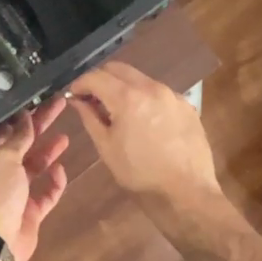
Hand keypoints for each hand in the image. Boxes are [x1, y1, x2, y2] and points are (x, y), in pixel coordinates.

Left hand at [0, 97, 70, 260]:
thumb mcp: (4, 159)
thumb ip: (19, 138)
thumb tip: (25, 117)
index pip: (3, 132)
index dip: (20, 117)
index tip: (38, 102)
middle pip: (22, 146)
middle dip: (40, 128)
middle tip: (58, 108)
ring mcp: (14, 194)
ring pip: (34, 168)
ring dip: (48, 153)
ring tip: (65, 137)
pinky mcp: (29, 212)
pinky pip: (44, 193)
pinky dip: (53, 183)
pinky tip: (60, 170)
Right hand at [68, 63, 220, 206]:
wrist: (187, 191)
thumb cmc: (140, 173)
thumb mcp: (107, 148)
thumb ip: (90, 118)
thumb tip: (78, 100)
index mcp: (128, 98)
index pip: (96, 76)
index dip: (80, 82)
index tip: (74, 93)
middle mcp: (151, 88)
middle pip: (119, 69)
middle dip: (102, 79)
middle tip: (93, 98)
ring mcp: (172, 95)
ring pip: (141, 78)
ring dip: (124, 87)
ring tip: (119, 110)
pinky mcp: (187, 105)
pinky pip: (159, 92)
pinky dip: (145, 98)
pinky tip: (144, 120)